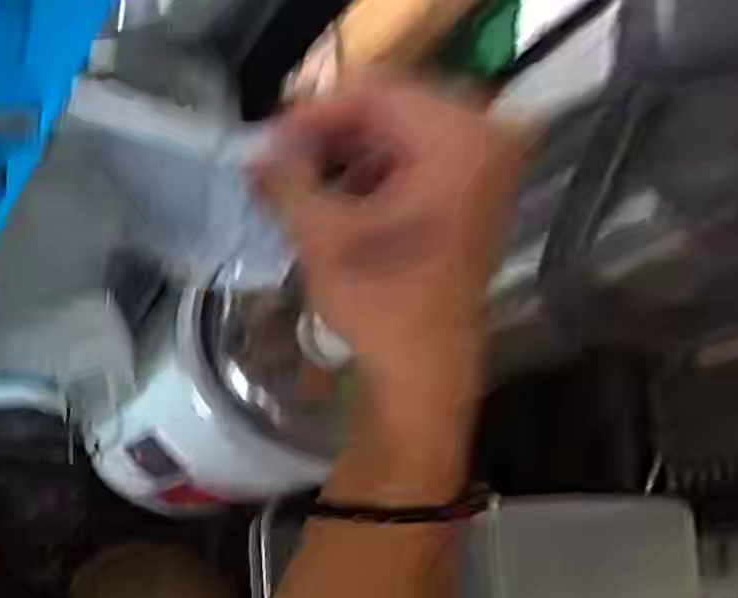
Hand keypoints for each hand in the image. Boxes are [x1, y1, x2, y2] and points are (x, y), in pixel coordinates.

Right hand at [253, 75, 523, 438]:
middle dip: (326, 136)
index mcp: (458, 139)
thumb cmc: (379, 301)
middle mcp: (483, 138)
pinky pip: (409, 165)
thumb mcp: (324, 239)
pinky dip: (364, 178)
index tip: (264, 140)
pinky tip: (327, 203)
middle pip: (390, 112)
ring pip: (397, 138)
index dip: (314, 114)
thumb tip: (254, 157)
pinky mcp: (466, 194)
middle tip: (275, 163)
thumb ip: (287, 187)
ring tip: (293, 186)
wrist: (421, 361)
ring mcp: (479, 166)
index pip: (377, 96)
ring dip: (341, 159)